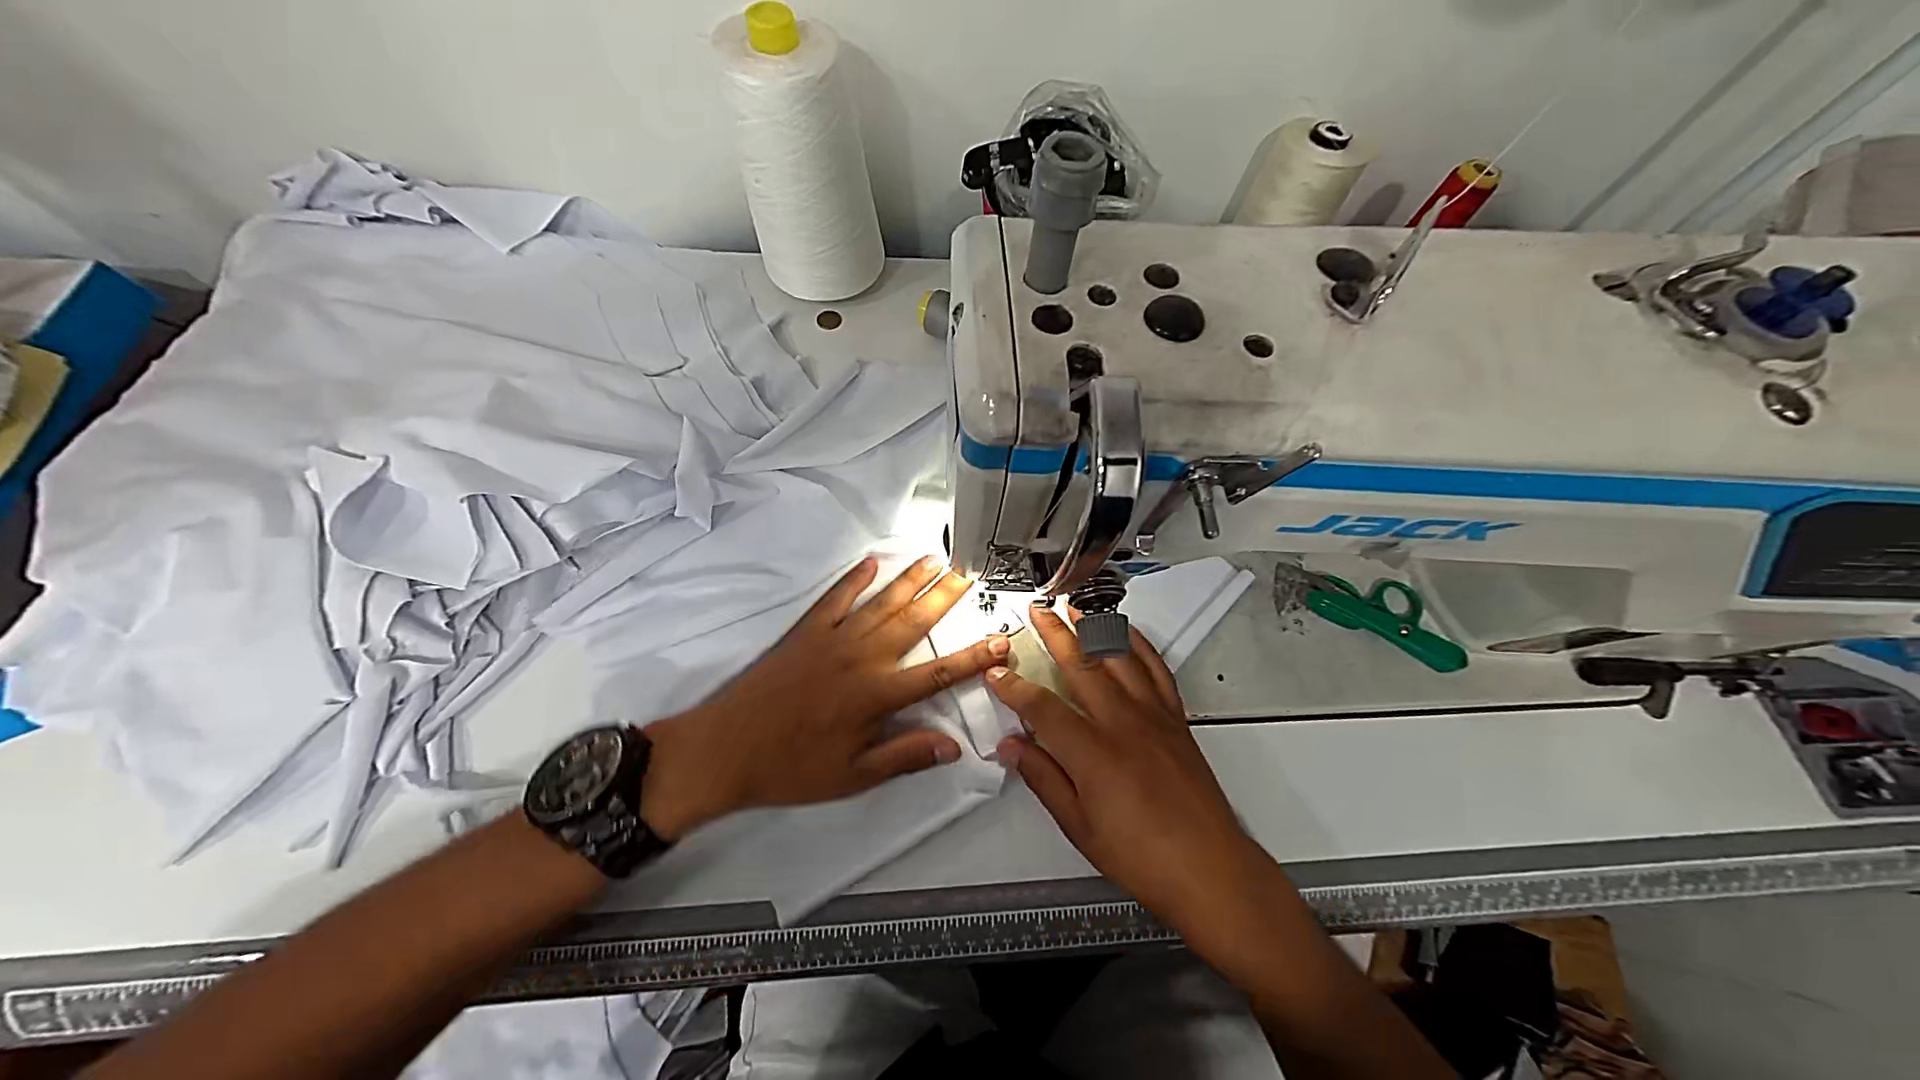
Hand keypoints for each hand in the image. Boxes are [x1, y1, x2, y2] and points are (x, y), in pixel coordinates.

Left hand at [639, 556, 1007, 838]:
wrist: (726, 748)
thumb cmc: (791, 768)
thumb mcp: (852, 776)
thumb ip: (903, 757)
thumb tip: (952, 746)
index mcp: (876, 696)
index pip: (938, 674)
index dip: (974, 658)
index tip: (1001, 641)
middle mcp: (861, 659)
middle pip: (914, 623)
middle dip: (946, 597)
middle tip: (971, 572)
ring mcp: (832, 640)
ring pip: (881, 603)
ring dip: (910, 580)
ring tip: (935, 560)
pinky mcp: (805, 632)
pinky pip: (835, 599)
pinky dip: (854, 579)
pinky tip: (871, 562)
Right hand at [987, 602, 1273, 932]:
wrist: (1209, 869)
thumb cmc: (1148, 857)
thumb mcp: (1078, 825)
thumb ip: (1044, 778)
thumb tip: (1015, 749)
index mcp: (1092, 752)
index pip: (1041, 706)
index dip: (1013, 687)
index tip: (998, 676)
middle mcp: (1123, 725)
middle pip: (1081, 665)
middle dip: (1054, 634)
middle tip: (1038, 613)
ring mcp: (1153, 717)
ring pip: (1120, 658)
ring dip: (1095, 629)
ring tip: (1077, 611)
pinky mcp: (1176, 720)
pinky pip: (1158, 670)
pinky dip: (1141, 646)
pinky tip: (1129, 635)